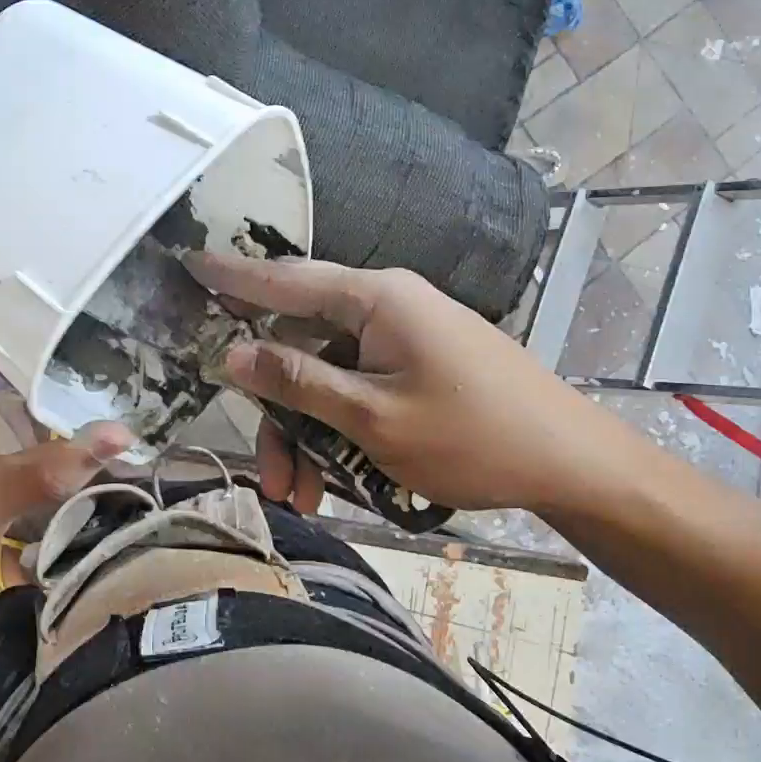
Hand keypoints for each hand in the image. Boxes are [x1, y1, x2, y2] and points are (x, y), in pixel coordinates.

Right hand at [185, 253, 663, 516]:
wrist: (574, 465)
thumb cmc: (473, 436)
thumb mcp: (372, 418)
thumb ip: (297, 382)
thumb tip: (231, 353)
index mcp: (373, 299)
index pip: (283, 279)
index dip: (230, 278)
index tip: (186, 264)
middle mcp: (382, 308)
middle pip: (298, 347)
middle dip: (277, 414)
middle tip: (270, 476)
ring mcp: (400, 339)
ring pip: (324, 379)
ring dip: (307, 437)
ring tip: (304, 497)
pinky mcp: (413, 367)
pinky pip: (355, 392)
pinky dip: (339, 434)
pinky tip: (335, 485)